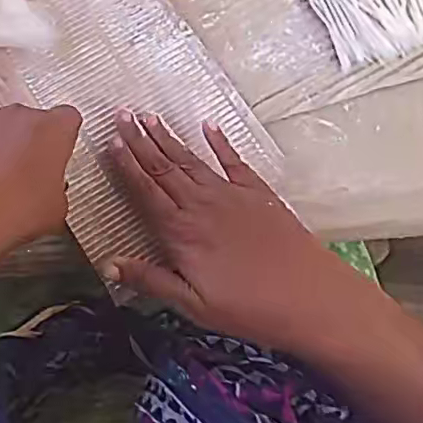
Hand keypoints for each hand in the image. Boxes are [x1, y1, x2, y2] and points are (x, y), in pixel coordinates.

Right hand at [104, 110, 387, 352]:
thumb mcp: (193, 304)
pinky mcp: (258, 194)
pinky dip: (220, 142)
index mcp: (181, 231)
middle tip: (122, 114)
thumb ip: (150, 280)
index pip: (145, 189)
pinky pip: (234, 161)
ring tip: (149, 116)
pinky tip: (208, 126)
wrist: (314, 299)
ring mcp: (231, 195)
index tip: (110, 142)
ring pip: (190, 160)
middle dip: (139, 139)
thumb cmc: (250, 308)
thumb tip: (107, 264)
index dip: (126, 165)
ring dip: (168, 137)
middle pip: (163, 166)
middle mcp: (201, 204)